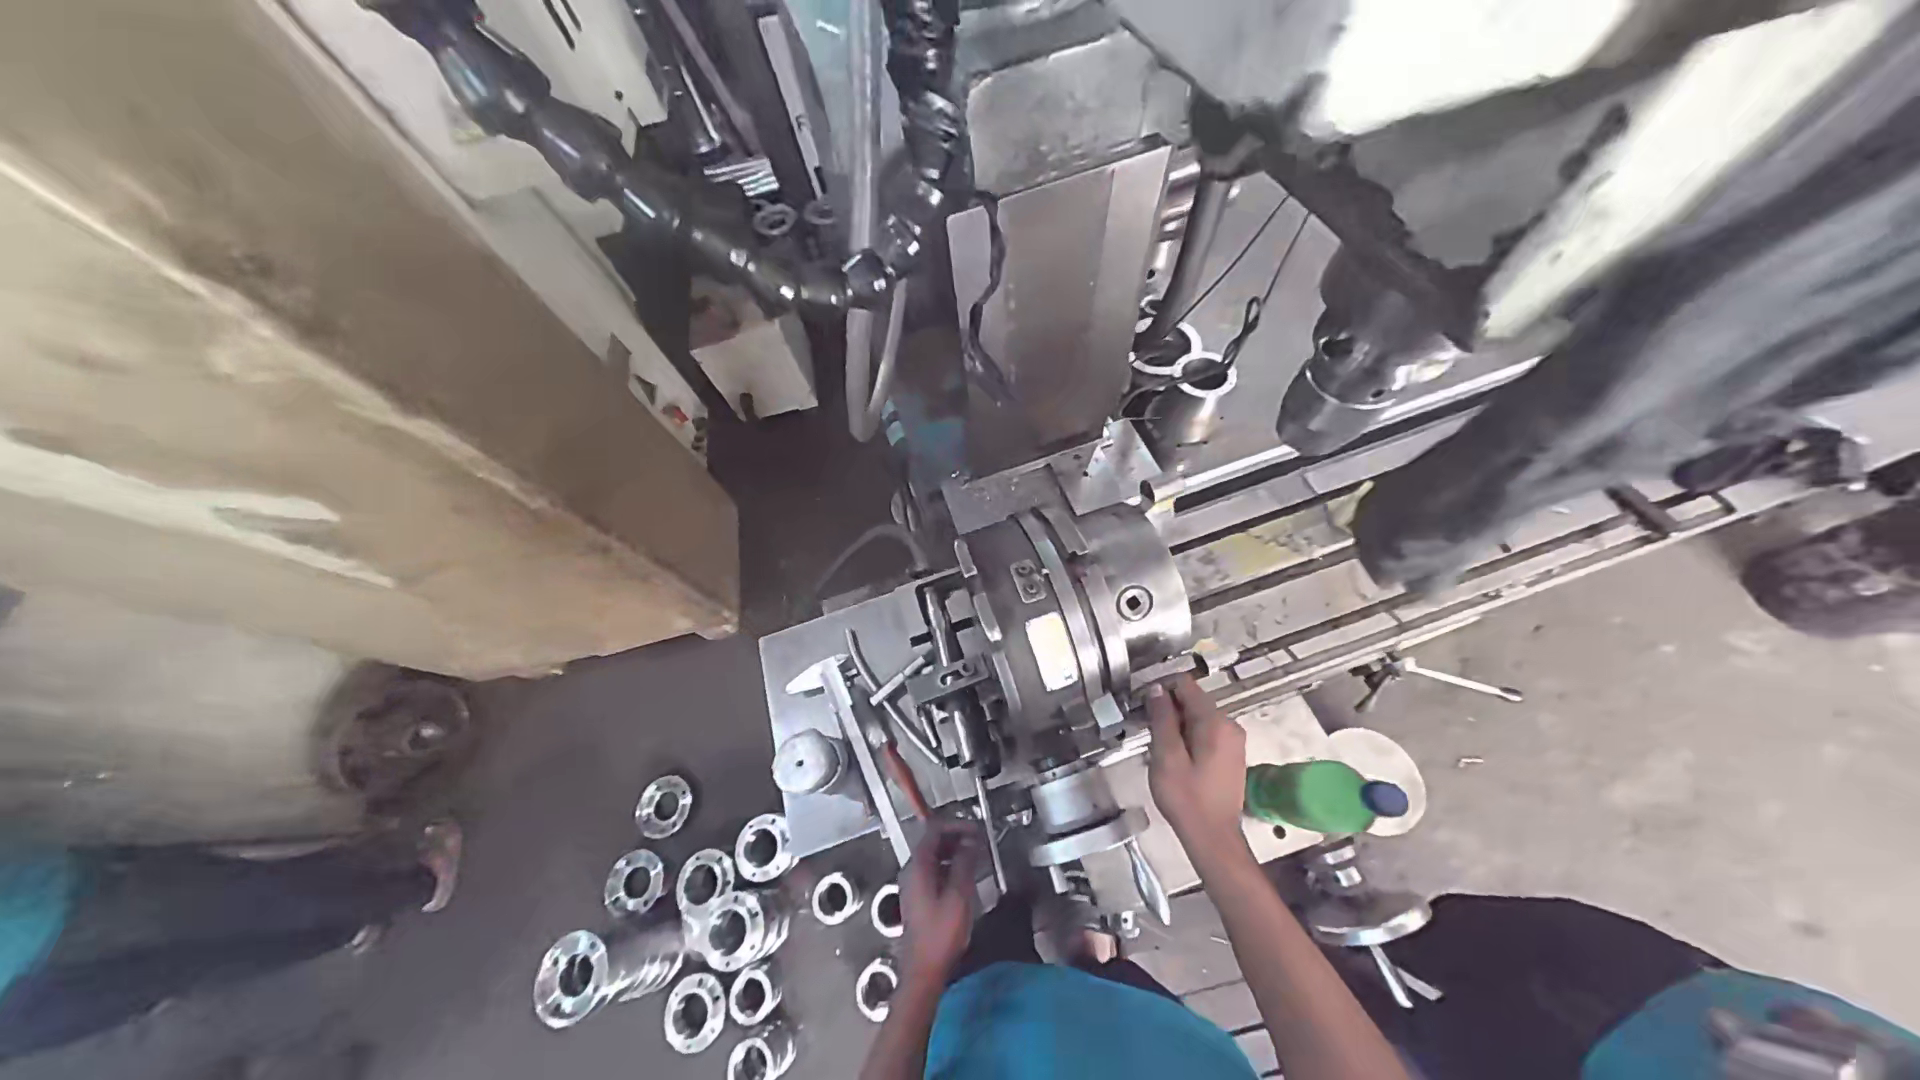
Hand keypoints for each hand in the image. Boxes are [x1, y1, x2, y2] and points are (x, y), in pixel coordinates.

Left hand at [897, 820, 980, 983]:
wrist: (923, 970)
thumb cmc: (941, 933)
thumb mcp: (958, 895)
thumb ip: (964, 863)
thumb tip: (971, 840)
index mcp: (918, 866)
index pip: (934, 830)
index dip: (956, 825)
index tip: (976, 829)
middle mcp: (911, 870)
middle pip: (932, 841)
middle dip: (956, 836)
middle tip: (979, 840)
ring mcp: (912, 884)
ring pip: (933, 856)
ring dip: (954, 851)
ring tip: (976, 855)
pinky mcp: (917, 897)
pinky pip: (933, 870)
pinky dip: (949, 865)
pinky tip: (964, 875)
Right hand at [1146, 674, 1250, 870]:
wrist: (1213, 838)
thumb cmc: (1186, 798)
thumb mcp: (1166, 756)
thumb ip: (1162, 718)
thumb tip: (1157, 688)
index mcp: (1216, 722)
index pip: (1185, 685)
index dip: (1161, 689)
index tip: (1143, 706)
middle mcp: (1230, 725)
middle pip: (1193, 701)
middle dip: (1168, 710)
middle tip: (1147, 732)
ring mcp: (1234, 741)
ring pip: (1198, 718)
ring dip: (1176, 725)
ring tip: (1159, 748)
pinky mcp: (1231, 755)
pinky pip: (1206, 733)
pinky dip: (1188, 737)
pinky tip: (1175, 757)